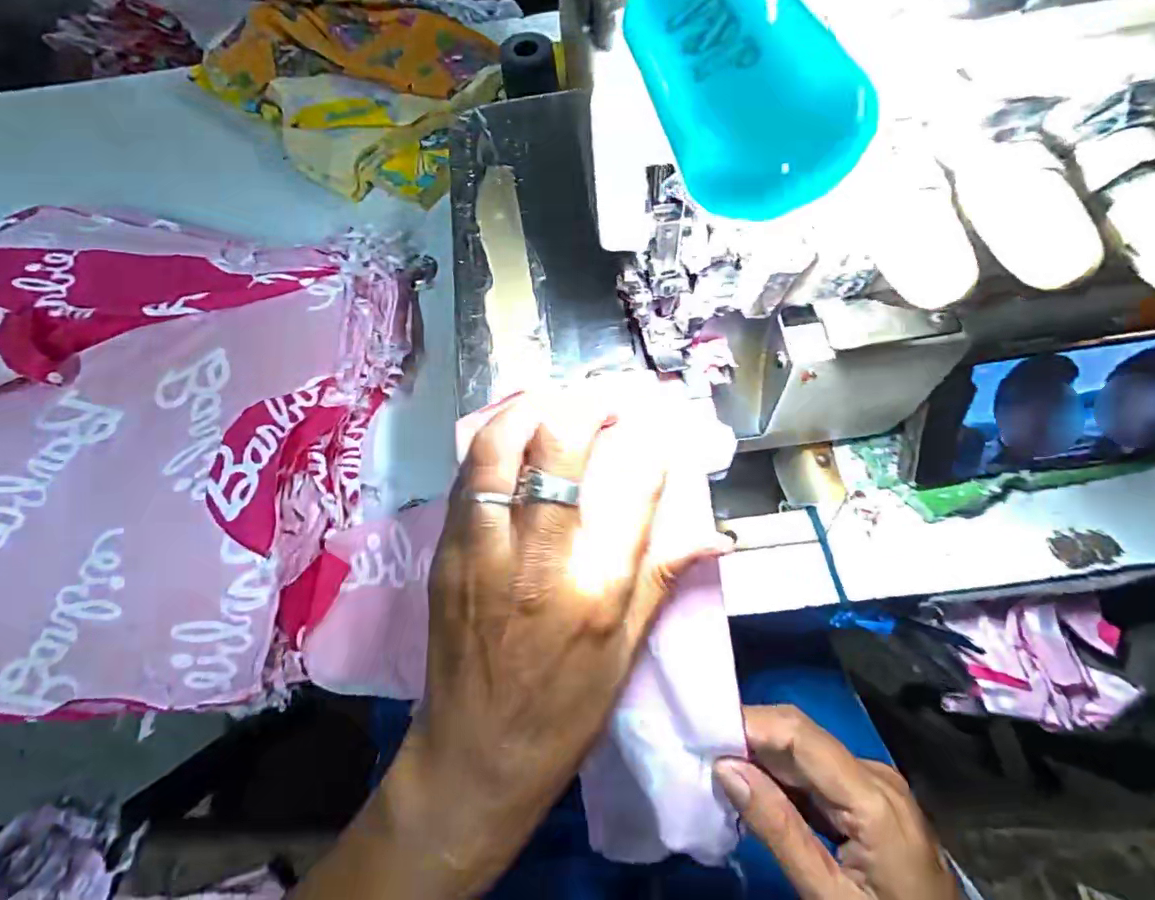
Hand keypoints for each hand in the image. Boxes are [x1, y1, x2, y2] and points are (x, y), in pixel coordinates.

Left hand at [294, 386, 724, 897]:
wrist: (473, 753)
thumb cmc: (562, 712)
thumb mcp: (625, 654)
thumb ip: (659, 579)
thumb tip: (709, 533)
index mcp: (591, 592)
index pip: (628, 491)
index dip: (645, 444)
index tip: (653, 424)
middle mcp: (532, 560)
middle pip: (551, 449)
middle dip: (579, 406)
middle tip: (597, 402)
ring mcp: (479, 550)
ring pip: (494, 449)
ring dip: (526, 410)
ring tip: (551, 403)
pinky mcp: (444, 552)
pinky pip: (467, 478)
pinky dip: (492, 445)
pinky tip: (511, 441)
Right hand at [716, 705, 958, 899]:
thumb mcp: (830, 899)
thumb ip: (778, 830)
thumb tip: (724, 766)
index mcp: (873, 797)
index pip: (797, 733)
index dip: (746, 722)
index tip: (699, 732)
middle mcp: (876, 775)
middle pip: (800, 735)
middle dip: (747, 737)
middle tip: (699, 751)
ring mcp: (876, 784)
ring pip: (804, 750)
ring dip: (759, 756)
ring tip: (717, 767)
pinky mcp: (871, 798)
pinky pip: (817, 772)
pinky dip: (781, 776)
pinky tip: (753, 787)